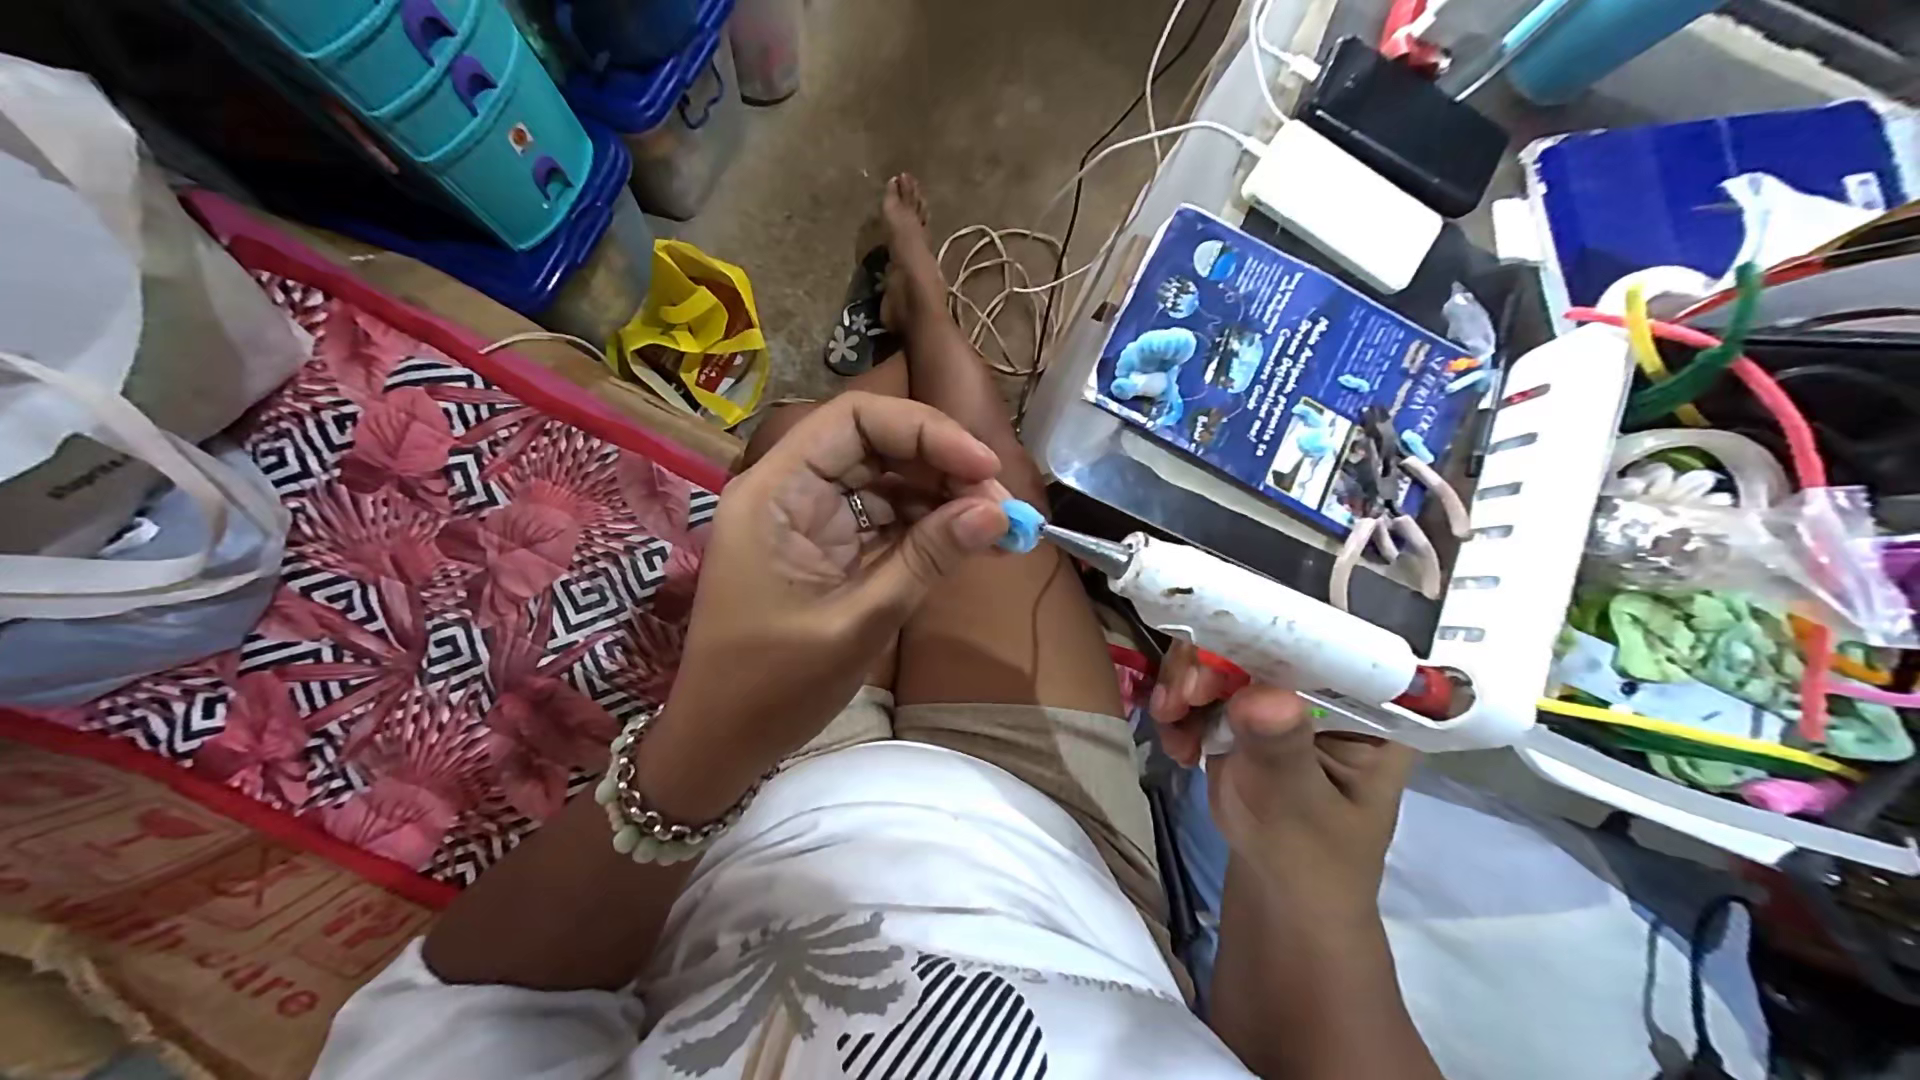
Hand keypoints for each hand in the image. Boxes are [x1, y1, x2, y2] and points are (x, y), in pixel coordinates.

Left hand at [643, 393, 1011, 805]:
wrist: (723, 742)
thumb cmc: (771, 688)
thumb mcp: (857, 622)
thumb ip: (926, 560)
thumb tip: (996, 514)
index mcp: (777, 492)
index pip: (855, 421)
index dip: (925, 430)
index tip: (983, 466)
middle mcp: (793, 491)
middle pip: (877, 446)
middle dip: (944, 467)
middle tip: (1002, 506)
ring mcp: (813, 520)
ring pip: (888, 482)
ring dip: (945, 498)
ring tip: (1000, 528)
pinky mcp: (832, 548)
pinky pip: (886, 520)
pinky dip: (929, 528)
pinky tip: (971, 542)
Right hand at [1150, 643, 1414, 909]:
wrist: (1279, 893)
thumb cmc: (1310, 859)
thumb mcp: (1299, 807)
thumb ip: (1282, 750)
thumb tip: (1265, 696)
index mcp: (1366, 703)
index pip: (1322, 641)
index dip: (1269, 635)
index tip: (1219, 661)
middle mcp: (1323, 687)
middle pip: (1260, 637)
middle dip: (1210, 662)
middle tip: (1182, 698)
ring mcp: (1279, 695)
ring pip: (1221, 653)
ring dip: (1184, 682)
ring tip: (1171, 723)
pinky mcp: (1242, 709)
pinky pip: (1200, 681)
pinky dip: (1178, 703)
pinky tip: (1176, 742)